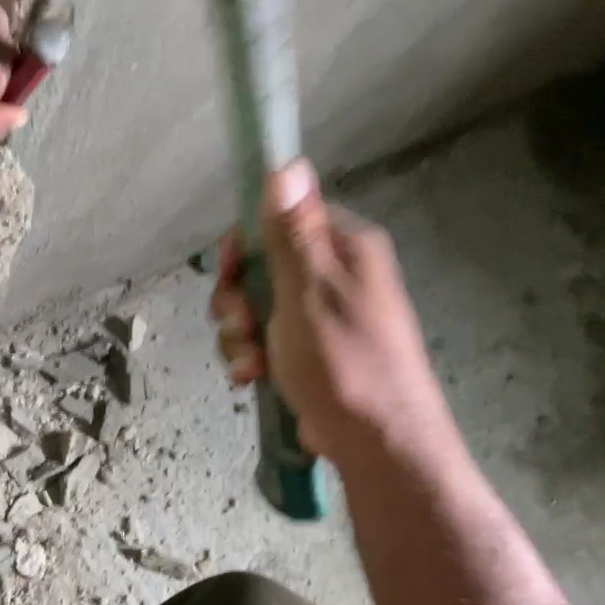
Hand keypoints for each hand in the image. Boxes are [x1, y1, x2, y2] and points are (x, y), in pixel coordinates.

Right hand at [209, 160, 454, 463]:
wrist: (373, 438)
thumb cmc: (343, 362)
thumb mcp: (310, 293)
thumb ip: (293, 234)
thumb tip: (286, 166)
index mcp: (344, 249)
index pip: (282, 220)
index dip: (247, 246)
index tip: (230, 274)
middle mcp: (333, 276)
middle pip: (259, 268)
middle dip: (235, 301)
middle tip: (241, 327)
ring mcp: (318, 317)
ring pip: (253, 310)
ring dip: (238, 337)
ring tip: (250, 366)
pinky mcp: (305, 352)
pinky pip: (261, 341)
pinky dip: (249, 358)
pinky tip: (252, 380)